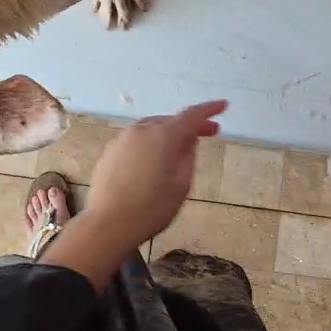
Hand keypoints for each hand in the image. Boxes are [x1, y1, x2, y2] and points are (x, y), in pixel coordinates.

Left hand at [84, 101, 225, 242]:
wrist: (107, 224)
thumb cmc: (151, 208)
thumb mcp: (181, 184)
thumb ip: (188, 156)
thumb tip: (188, 140)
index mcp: (163, 135)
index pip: (191, 116)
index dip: (209, 109)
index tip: (223, 105)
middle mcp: (141, 130)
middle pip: (169, 121)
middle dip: (189, 126)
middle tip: (208, 133)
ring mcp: (121, 140)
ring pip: (151, 130)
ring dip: (168, 135)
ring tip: (180, 148)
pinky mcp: (109, 153)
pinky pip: (136, 142)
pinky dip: (150, 145)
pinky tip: (153, 162)